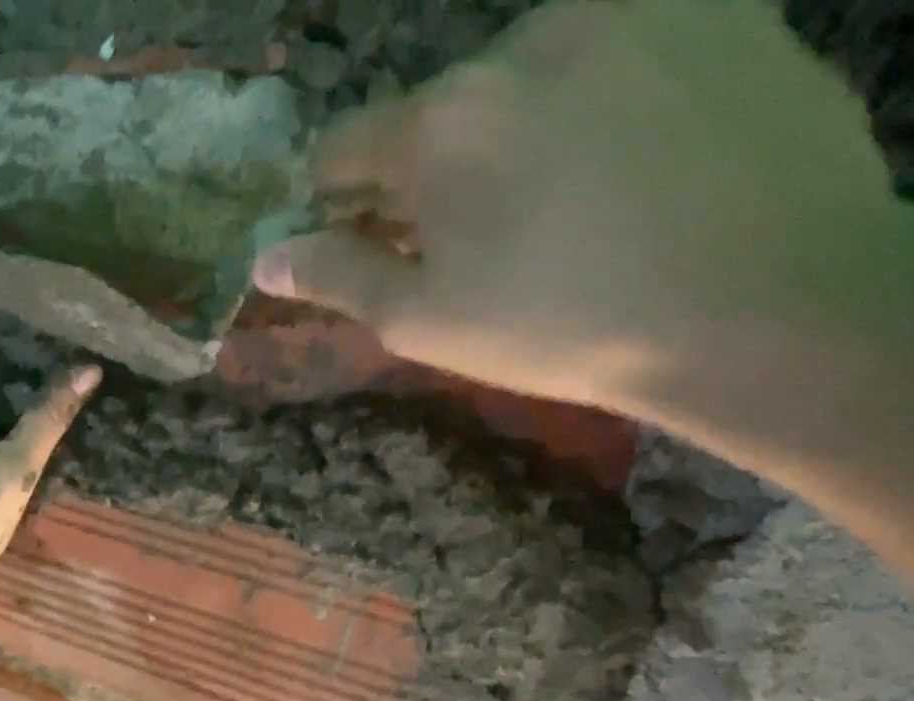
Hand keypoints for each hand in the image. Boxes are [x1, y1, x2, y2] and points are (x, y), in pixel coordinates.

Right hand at [255, 0, 898, 415]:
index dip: (337, 197)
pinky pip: (620, 49)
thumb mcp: (424, 320)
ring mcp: (631, 15)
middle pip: (437, 109)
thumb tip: (266, 258)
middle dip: (437, 165)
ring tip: (570, 195)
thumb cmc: (566, 326)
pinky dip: (606, 94)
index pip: (343, 147)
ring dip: (519, 124)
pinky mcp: (721, 12)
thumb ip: (336, 276)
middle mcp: (524, 43)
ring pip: (526, 73)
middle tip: (482, 231)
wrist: (777, 309)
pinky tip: (641, 156)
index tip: (364, 235)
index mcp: (441, 123)